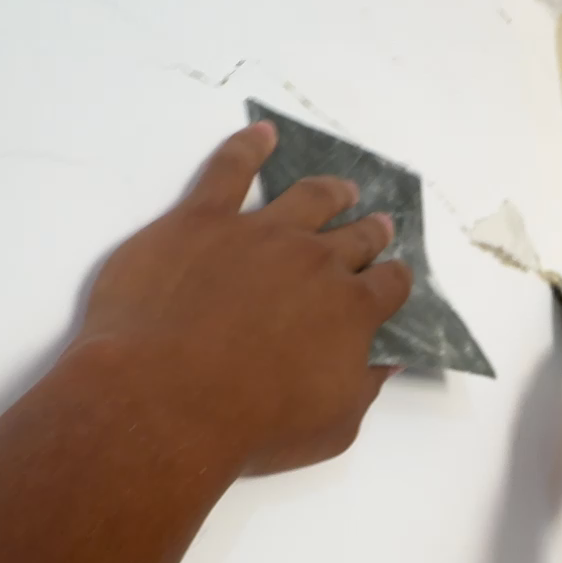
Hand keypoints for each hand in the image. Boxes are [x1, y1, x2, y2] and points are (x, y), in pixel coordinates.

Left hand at [69, 121, 412, 474]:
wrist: (166, 401)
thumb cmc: (256, 426)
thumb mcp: (334, 427)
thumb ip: (365, 389)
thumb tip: (386, 362)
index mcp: (351, 311)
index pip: (389, 285)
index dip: (395, 281)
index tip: (393, 281)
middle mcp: (315, 261)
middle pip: (355, 237)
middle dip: (372, 232)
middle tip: (378, 225)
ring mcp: (259, 233)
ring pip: (307, 199)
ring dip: (331, 191)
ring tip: (342, 187)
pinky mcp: (201, 219)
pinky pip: (229, 169)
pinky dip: (249, 147)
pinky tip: (263, 135)